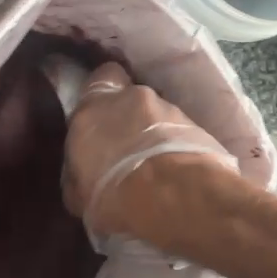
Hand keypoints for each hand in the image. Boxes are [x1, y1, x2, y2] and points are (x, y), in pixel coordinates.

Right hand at [61, 63, 240, 242]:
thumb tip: (84, 171)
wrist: (172, 199)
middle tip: (124, 150)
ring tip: (153, 168)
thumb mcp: (77, 192)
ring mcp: (169, 109)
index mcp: (93, 108)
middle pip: (130, 99)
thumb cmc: (110, 195)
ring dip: (153, 136)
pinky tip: (172, 175)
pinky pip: (180, 134)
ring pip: (157, 116)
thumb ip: (79, 168)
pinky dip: (175, 149)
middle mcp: (132, 98)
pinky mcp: (199, 126)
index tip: (99, 116)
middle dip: (128, 119)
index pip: (100, 78)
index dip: (102, 95)